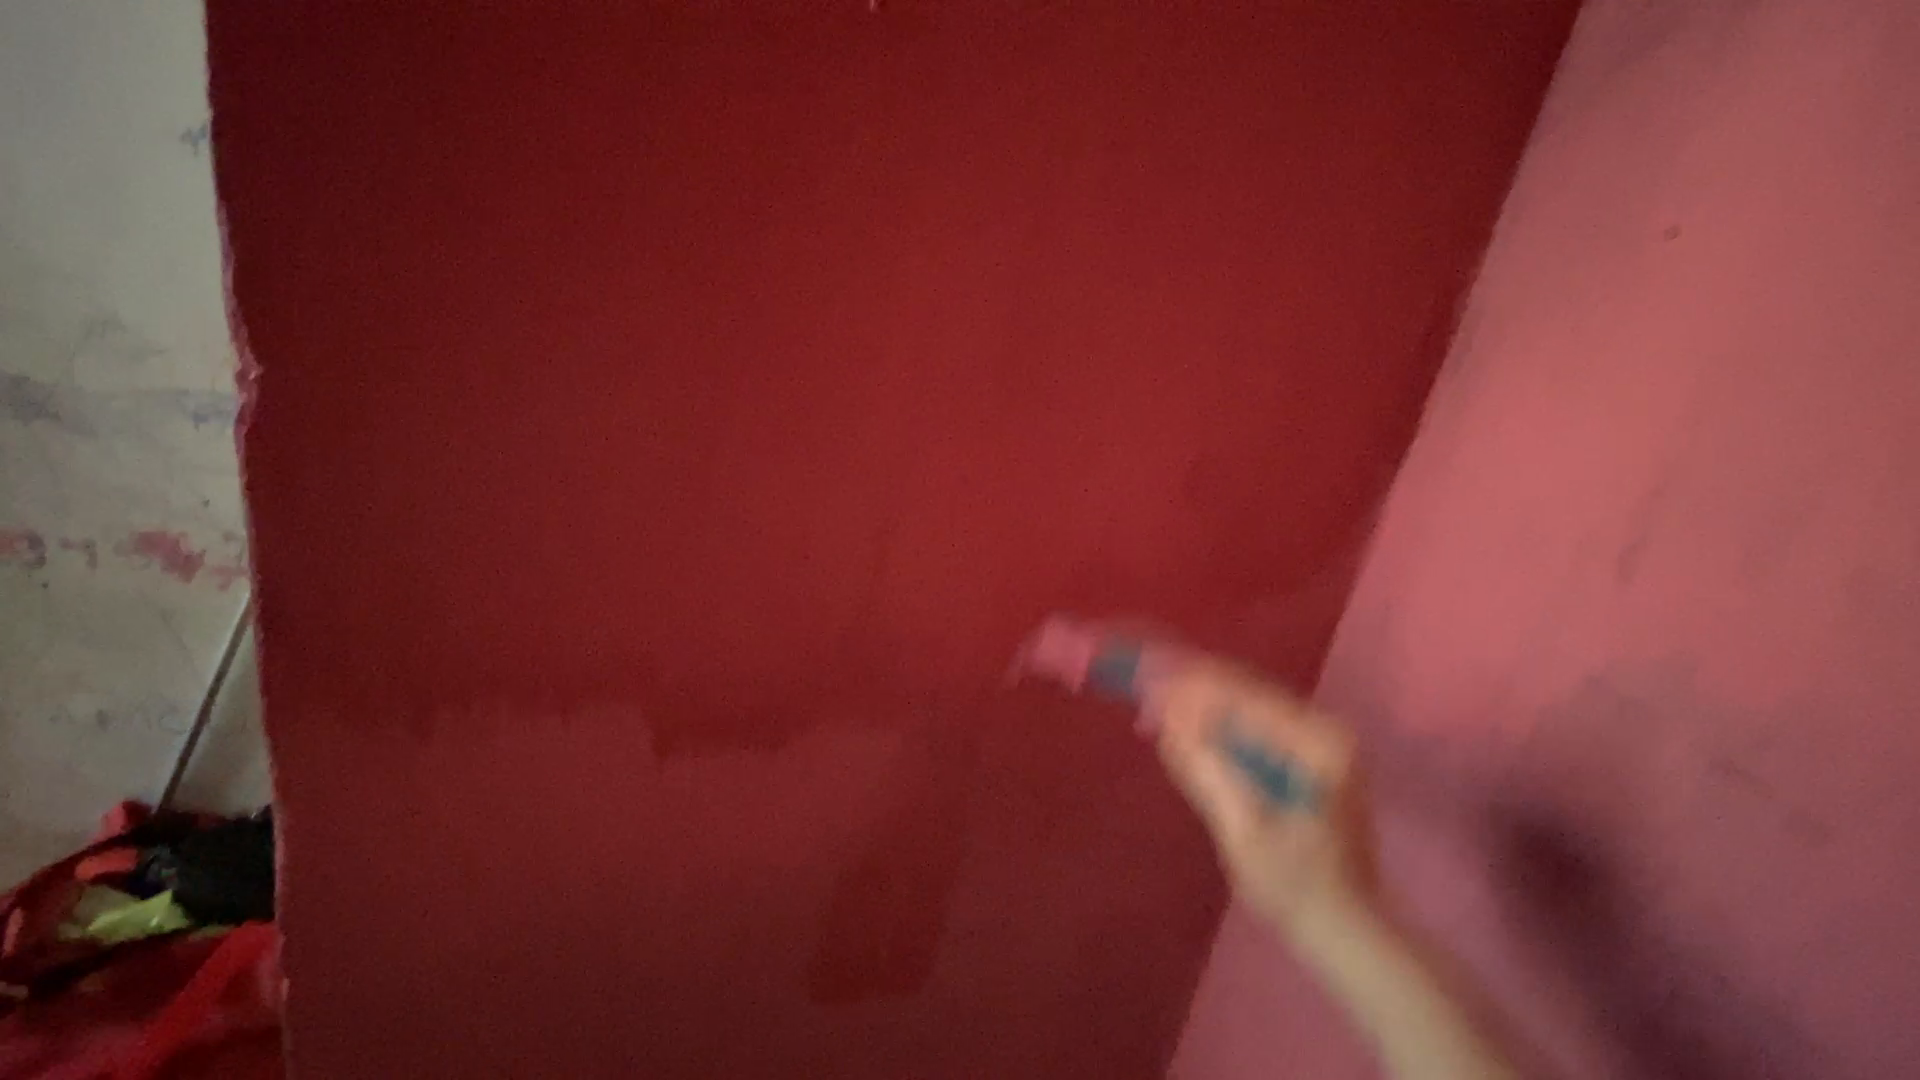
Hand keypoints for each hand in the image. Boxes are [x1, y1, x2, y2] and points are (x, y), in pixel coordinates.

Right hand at [1147, 656, 1375, 943]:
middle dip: (1189, 681)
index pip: (1241, 694)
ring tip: (1150, 696)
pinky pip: (1250, 718)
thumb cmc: (1295, 886)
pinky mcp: (1306, 753)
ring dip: (1197, 696)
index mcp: (1317, 741)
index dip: (1188, 684)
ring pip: (1244, 698)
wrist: (1344, 928)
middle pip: (1243, 686)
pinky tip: (1182, 722)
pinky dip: (1213, 717)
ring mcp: (1318, 738)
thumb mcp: (1243, 829)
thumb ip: (1205, 765)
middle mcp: (1323, 726)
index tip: (1143, 679)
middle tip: (1139, 681)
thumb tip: (1166, 711)